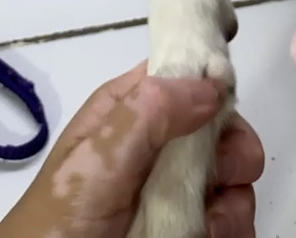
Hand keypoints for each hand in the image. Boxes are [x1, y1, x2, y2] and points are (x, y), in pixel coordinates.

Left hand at [0, 63, 263, 237]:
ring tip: (210, 224)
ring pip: (232, 180)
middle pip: (219, 129)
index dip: (212, 82)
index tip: (229, 102)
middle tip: (225, 173)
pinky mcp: (186, 229)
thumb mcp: (97, 157)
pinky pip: (230, 222)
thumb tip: (212, 83)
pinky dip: (231, 230)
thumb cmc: (62, 218)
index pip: (182, 74)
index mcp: (130, 110)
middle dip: (233, 151)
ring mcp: (172, 192)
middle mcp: (157, 146)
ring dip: (233, 201)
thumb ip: (150, 111)